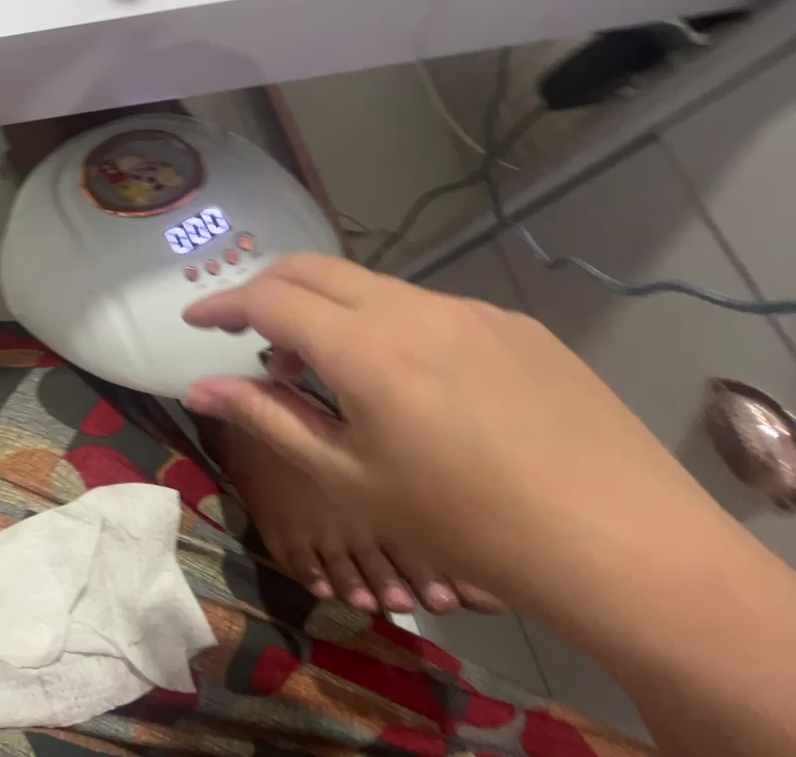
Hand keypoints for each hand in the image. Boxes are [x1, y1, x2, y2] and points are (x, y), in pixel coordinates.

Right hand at [180, 254, 721, 608]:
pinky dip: (384, 325)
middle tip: (247, 336)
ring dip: (326, 311)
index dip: (221, 304)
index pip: (269, 299)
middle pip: (313, 269)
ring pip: (370, 286)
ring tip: (328, 373)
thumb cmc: (464, 521)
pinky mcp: (517, 326)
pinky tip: (405, 382)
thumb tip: (197, 387)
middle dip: (265, 290)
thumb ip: (267, 417)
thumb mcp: (348, 476)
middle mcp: (417, 310)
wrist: (626, 550)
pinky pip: (426, 307)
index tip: (193, 320)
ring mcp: (474, 312)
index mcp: (367, 349)